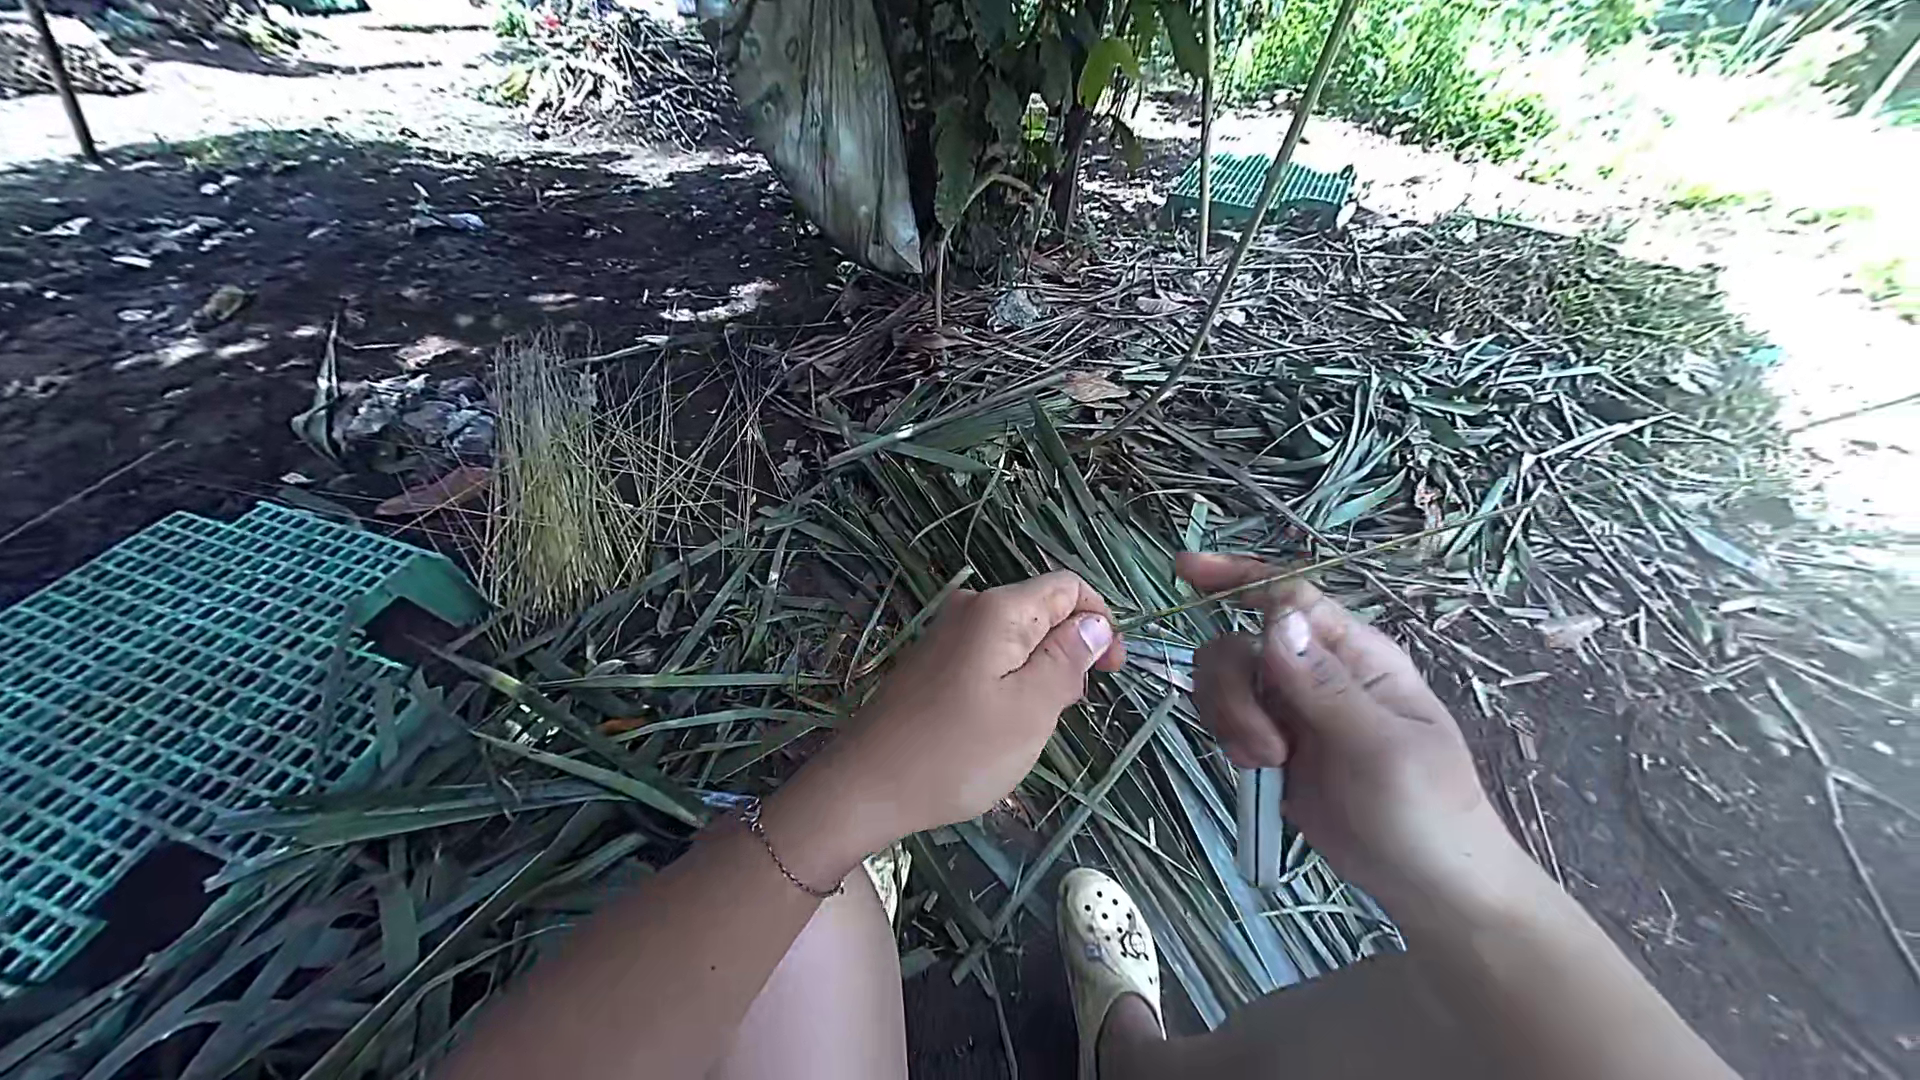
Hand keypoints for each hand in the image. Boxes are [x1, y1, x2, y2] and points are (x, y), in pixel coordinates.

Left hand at [813, 571, 1125, 851]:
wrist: (866, 786)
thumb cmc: (958, 751)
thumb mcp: (1031, 709)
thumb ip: (1068, 659)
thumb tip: (1095, 623)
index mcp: (998, 609)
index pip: (1068, 586)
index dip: (1100, 620)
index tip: (1110, 671)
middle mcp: (971, 608)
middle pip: (1043, 610)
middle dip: (1069, 651)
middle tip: (1067, 709)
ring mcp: (947, 634)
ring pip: (1017, 638)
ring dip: (1041, 671)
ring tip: (1033, 724)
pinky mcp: (934, 661)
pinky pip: (989, 656)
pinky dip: (1011, 681)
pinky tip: (1001, 722)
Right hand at [1176, 554, 1523, 914]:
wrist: (1424, 884)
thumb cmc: (1425, 810)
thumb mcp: (1381, 748)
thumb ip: (1323, 685)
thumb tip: (1275, 620)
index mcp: (1353, 653)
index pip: (1287, 596)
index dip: (1235, 576)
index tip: (1184, 569)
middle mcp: (1312, 667)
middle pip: (1237, 643)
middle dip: (1233, 690)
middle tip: (1264, 746)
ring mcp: (1287, 702)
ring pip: (1223, 678)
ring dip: (1229, 718)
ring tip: (1266, 762)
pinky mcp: (1267, 734)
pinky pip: (1222, 713)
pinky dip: (1227, 736)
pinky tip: (1258, 768)